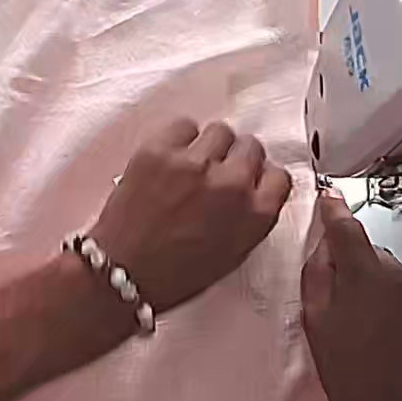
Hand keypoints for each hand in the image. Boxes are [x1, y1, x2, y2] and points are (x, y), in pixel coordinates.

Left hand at [88, 119, 293, 311]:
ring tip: (191, 167)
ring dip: (209, 147)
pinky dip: (179, 139)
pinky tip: (170, 160)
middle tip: (215, 174)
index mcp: (255, 215)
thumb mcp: (232, 254)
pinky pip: (184, 126)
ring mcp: (195, 164)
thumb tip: (252, 186)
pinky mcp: (160, 150)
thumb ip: (250, 216)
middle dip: (236, 159)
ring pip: (220, 131)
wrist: (122, 274)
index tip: (248, 180)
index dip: (260, 177)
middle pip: (251, 146)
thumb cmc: (174, 274)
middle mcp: (231, 184)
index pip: (279, 175)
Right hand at [302, 191, 401, 400]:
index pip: (346, 226)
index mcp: (366, 275)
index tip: (331, 198)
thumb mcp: (316, 322)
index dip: (335, 210)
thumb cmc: (353, 376)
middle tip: (355, 309)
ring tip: (385, 332)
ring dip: (394, 294)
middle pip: (378, 257)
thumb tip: (325, 247)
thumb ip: (317, 274)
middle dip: (365, 272)